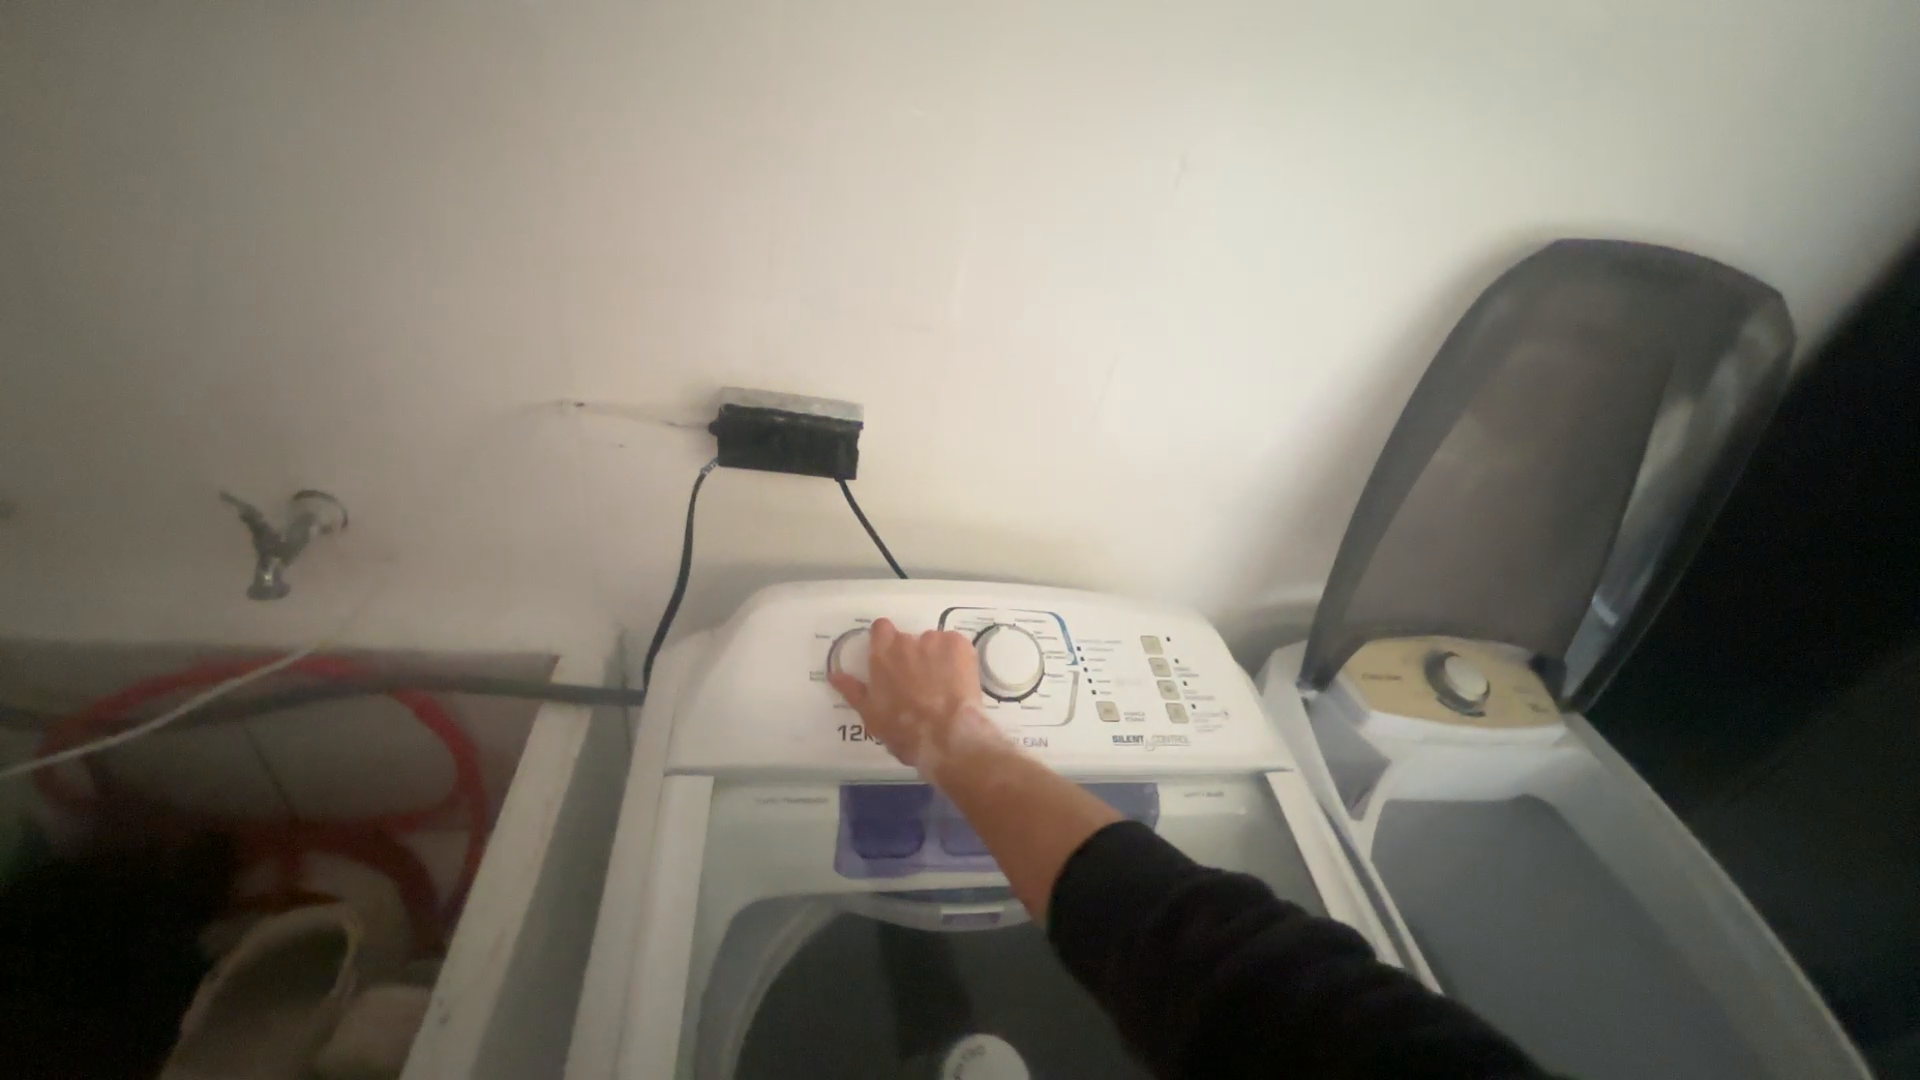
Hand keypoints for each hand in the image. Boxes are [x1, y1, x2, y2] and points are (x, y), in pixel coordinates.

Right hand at [828, 618, 999, 772]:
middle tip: (920, 683)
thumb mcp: (871, 713)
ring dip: (936, 658)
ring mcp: (936, 640)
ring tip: (943, 686)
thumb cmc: (902, 728)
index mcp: (883, 653)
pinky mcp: (961, 645)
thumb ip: (853, 690)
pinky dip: (957, 660)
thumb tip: (834, 674)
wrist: (946, 735)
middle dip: (913, 656)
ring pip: (934, 644)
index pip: (881, 628)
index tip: (891, 657)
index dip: (886, 640)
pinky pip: (956, 647)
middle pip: (909, 640)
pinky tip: (958, 682)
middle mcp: (908, 640)